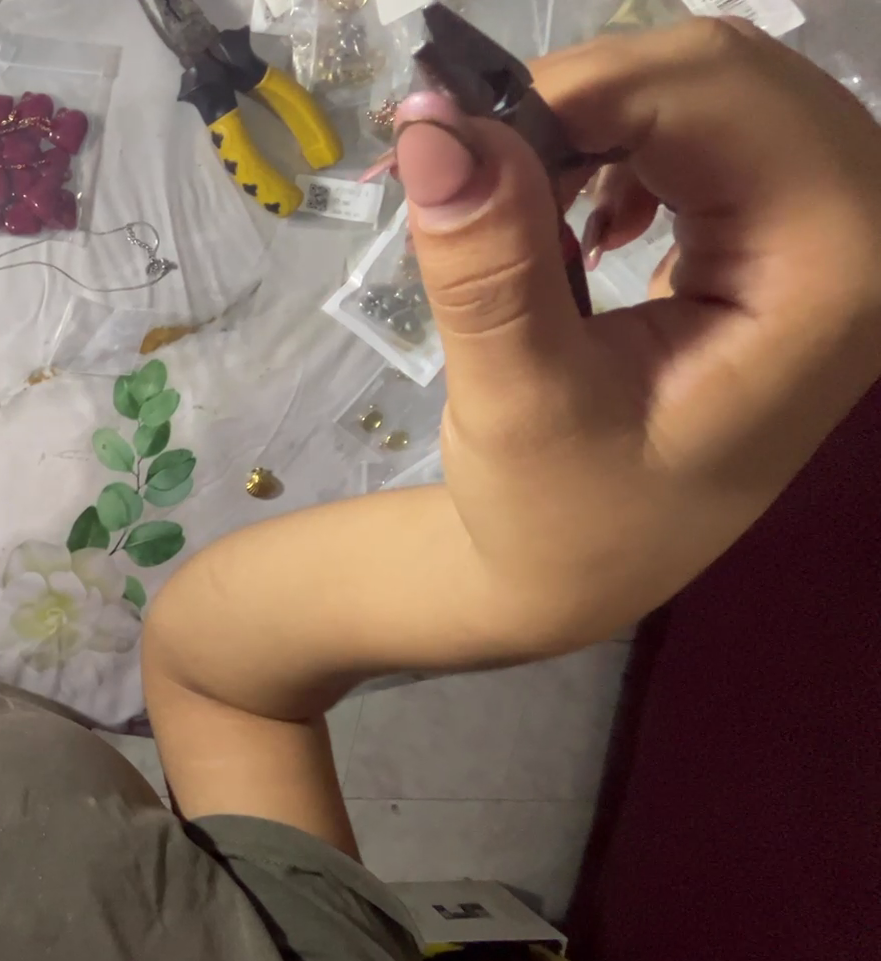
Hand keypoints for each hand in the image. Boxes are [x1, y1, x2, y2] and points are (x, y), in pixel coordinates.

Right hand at [393, 17, 880, 646]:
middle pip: (720, 80)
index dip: (566, 93)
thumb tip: (433, 137)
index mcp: (835, 267)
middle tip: (441, 166)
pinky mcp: (773, 247)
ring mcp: (824, 234)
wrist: (571, 571)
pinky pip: (700, 146)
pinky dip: (606, 158)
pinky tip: (569, 221)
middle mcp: (862, 227)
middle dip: (565, 105)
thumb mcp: (515, 398)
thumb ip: (488, 266)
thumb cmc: (550, 510)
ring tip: (489, 202)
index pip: (715, 96)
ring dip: (578, 130)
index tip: (431, 141)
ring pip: (706, 102)